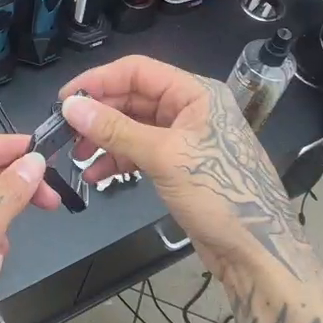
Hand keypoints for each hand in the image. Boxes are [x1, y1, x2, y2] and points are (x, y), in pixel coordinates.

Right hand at [60, 55, 303, 271]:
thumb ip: (115, 130)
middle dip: (98, 114)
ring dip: (104, 139)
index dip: (98, 81)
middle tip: (65, 132)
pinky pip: (140, 151)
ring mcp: (185, 138)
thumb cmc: (220, 194)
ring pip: (133, 126)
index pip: (137, 71)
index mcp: (195, 94)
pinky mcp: (179, 165)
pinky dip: (117, 160)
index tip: (65, 99)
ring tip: (77, 155)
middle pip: (133, 98)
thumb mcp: (163, 157)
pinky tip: (97, 175)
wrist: (257, 251)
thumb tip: (71, 107)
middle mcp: (190, 109)